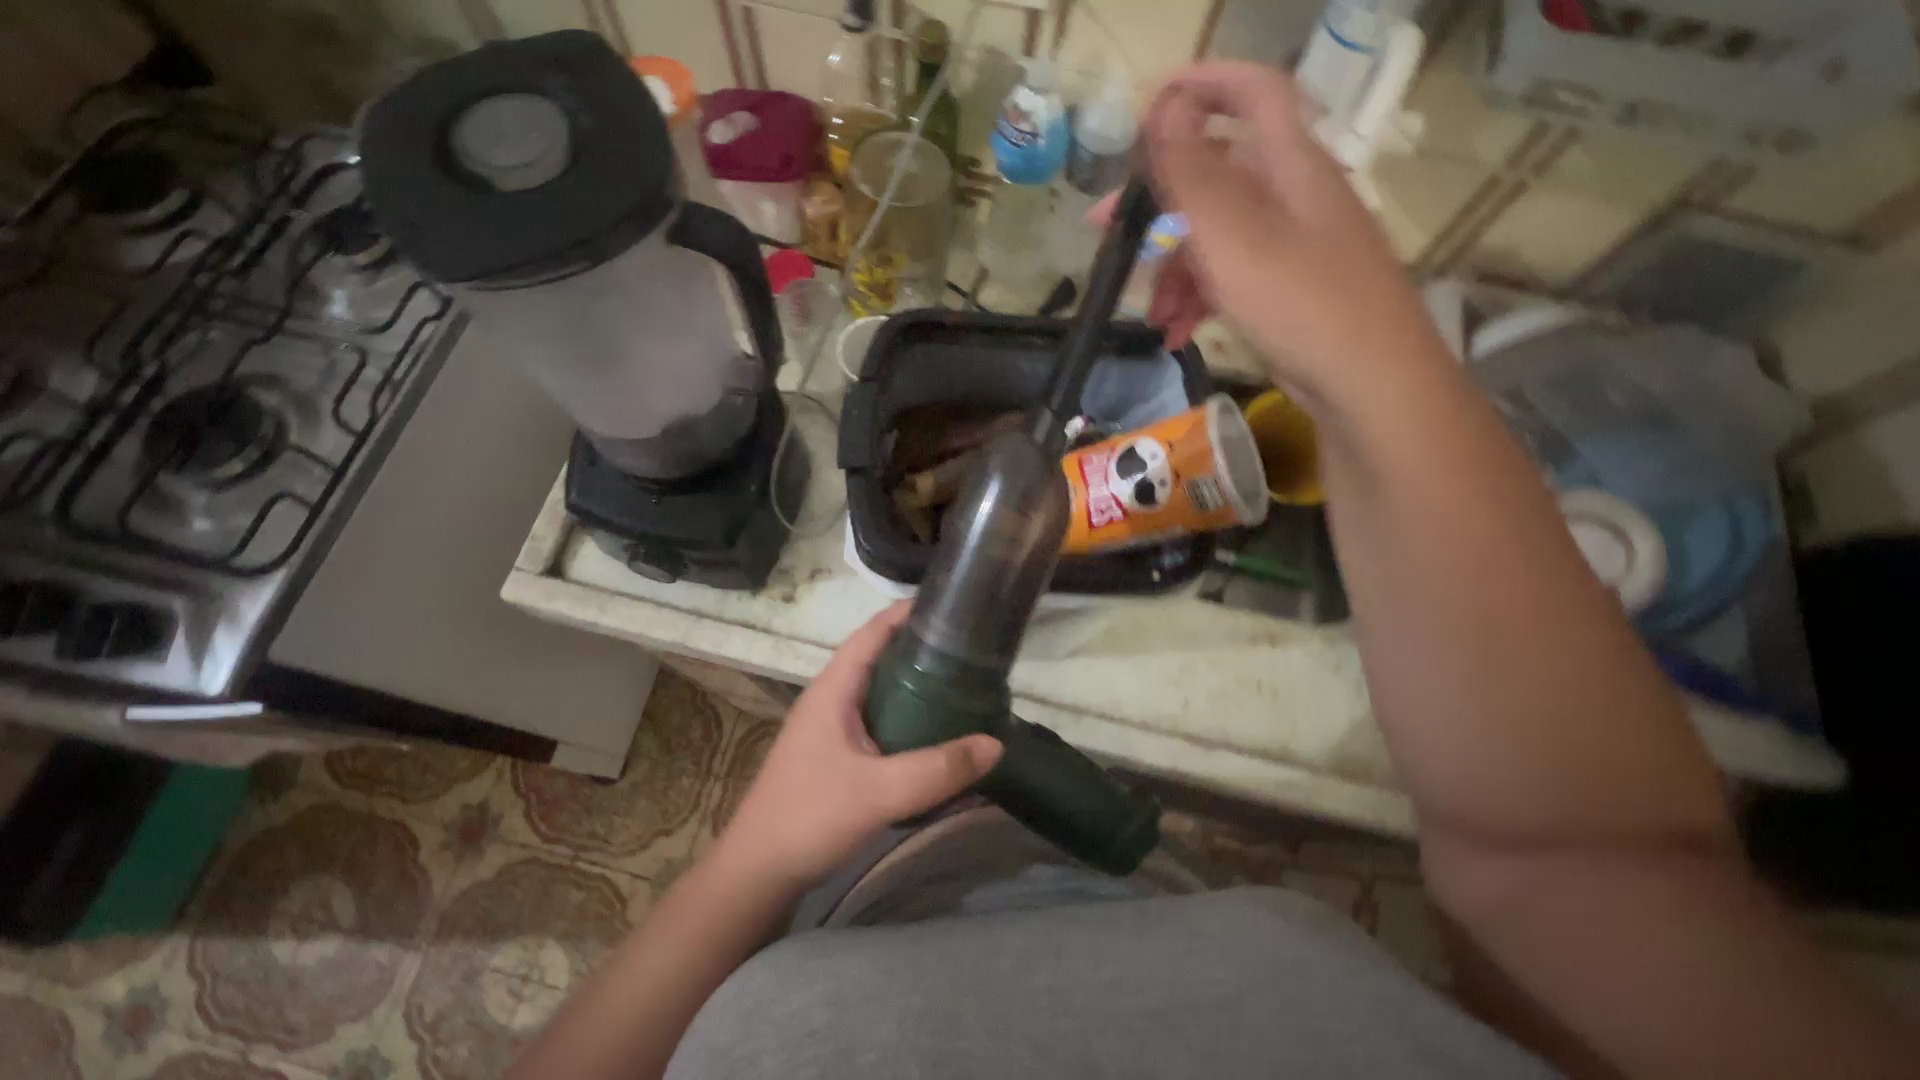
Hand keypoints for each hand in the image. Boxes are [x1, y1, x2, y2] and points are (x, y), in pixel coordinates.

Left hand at [713, 603, 1002, 890]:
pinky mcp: (837, 758)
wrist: (758, 873)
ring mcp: (833, 730)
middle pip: (883, 660)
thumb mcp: (880, 792)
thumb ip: (939, 768)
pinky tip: (939, 740)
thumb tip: (995, 743)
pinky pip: (882, 726)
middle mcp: (832, 700)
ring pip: (883, 696)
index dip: (911, 612)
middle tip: (976, 654)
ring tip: (967, 691)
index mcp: (833, 689)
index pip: (874, 632)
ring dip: (919, 690)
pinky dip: (911, 723)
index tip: (956, 605)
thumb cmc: (810, 817)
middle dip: (925, 652)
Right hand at [1099, 62, 1445, 400]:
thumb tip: (1164, 107)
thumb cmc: (1302, 304)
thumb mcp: (1233, 237)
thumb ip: (1191, 172)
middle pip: (1216, 174)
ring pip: (1217, 235)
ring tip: (1153, 314)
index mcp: (1290, 164)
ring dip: (1174, 270)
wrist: (1372, 387)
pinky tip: (1177, 334)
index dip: (1200, 84)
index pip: (1251, 91)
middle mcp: (1294, 194)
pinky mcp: (1291, 290)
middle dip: (1158, 206)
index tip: (1144, 111)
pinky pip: (1233, 277)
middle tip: (1105, 231)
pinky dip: (1200, 299)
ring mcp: (1295, 244)